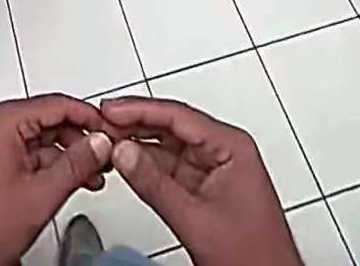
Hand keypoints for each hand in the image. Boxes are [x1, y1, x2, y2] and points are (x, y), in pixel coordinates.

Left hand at [0, 94, 114, 265]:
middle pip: (53, 119)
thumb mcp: (40, 194)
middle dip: (83, 137)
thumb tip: (99, 143)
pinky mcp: (4, 163)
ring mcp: (2, 144)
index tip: (111, 129)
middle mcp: (3, 126)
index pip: (57, 104)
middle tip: (109, 152)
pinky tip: (77, 181)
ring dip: (73, 155)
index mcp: (7, 120)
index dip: (88, 117)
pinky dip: (58, 167)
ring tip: (98, 172)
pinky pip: (38, 155)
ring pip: (48, 139)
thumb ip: (75, 165)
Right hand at [99, 97, 300, 265]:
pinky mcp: (202, 189)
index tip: (110, 109)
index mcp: (231, 147)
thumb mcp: (197, 221)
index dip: (139, 109)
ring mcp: (212, 170)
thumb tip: (123, 151)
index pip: (177, 115)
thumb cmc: (257, 261)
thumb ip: (155, 184)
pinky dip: (144, 164)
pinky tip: (124, 161)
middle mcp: (222, 152)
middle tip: (101, 121)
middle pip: (170, 125)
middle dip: (134, 123)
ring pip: (165, 145)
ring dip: (135, 143)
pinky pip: (167, 167)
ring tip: (106, 139)